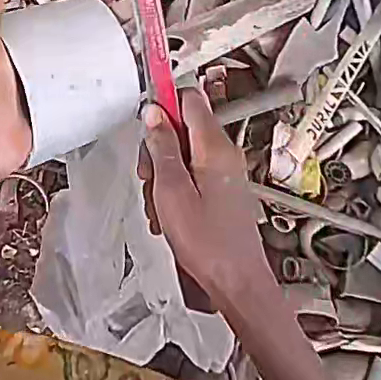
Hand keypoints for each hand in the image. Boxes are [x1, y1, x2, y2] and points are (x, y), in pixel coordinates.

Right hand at [140, 85, 275, 308]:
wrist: (235, 281)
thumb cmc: (207, 242)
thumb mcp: (171, 189)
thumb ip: (162, 146)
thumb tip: (153, 113)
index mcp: (214, 146)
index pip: (189, 97)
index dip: (164, 102)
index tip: (145, 117)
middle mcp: (223, 152)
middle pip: (182, 126)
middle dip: (158, 146)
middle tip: (149, 174)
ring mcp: (224, 171)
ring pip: (182, 152)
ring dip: (163, 171)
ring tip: (159, 201)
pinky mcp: (221, 188)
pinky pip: (190, 173)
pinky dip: (174, 186)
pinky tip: (168, 211)